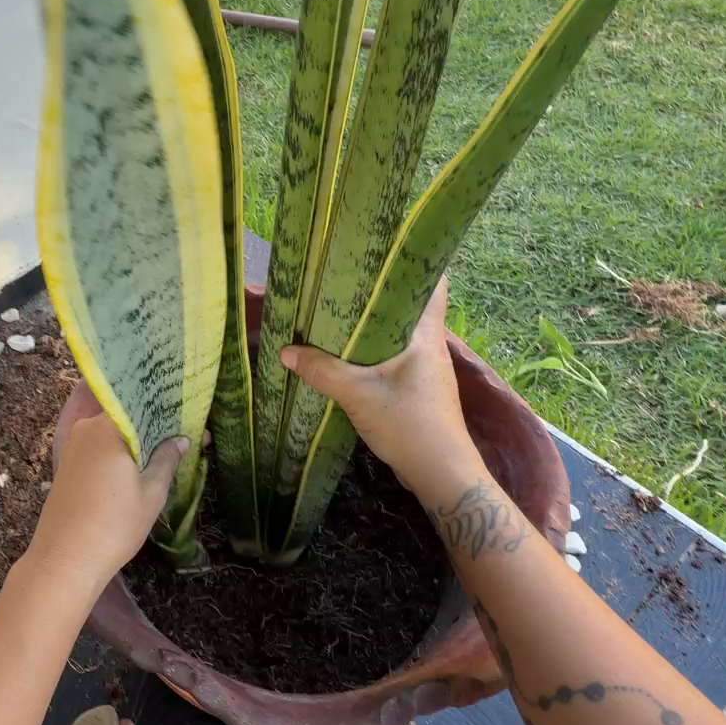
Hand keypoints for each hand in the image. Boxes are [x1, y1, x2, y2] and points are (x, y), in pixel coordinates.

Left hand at [25, 383, 188, 592]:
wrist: (65, 559)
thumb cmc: (114, 525)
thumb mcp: (151, 493)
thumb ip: (167, 460)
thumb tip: (182, 439)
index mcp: (108, 428)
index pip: (139, 403)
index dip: (164, 409)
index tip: (185, 414)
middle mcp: (86, 430)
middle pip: (124, 417)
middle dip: (151, 425)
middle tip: (180, 434)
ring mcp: (73, 447)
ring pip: (110, 434)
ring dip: (134, 441)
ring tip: (163, 451)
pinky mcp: (66, 466)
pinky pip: (97, 449)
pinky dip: (117, 454)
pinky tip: (136, 468)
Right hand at [279, 277, 478, 493]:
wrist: (439, 472)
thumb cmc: (408, 424)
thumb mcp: (358, 395)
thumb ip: (322, 371)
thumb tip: (286, 352)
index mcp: (425, 333)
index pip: (432, 281)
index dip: (413, 262)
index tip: (380, 253)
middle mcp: (430, 344)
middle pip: (408, 305)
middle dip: (378, 293)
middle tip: (341, 284)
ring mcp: (425, 368)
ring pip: (398, 333)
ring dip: (372, 325)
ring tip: (336, 316)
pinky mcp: (417, 388)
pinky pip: (392, 357)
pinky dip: (371, 352)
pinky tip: (346, 357)